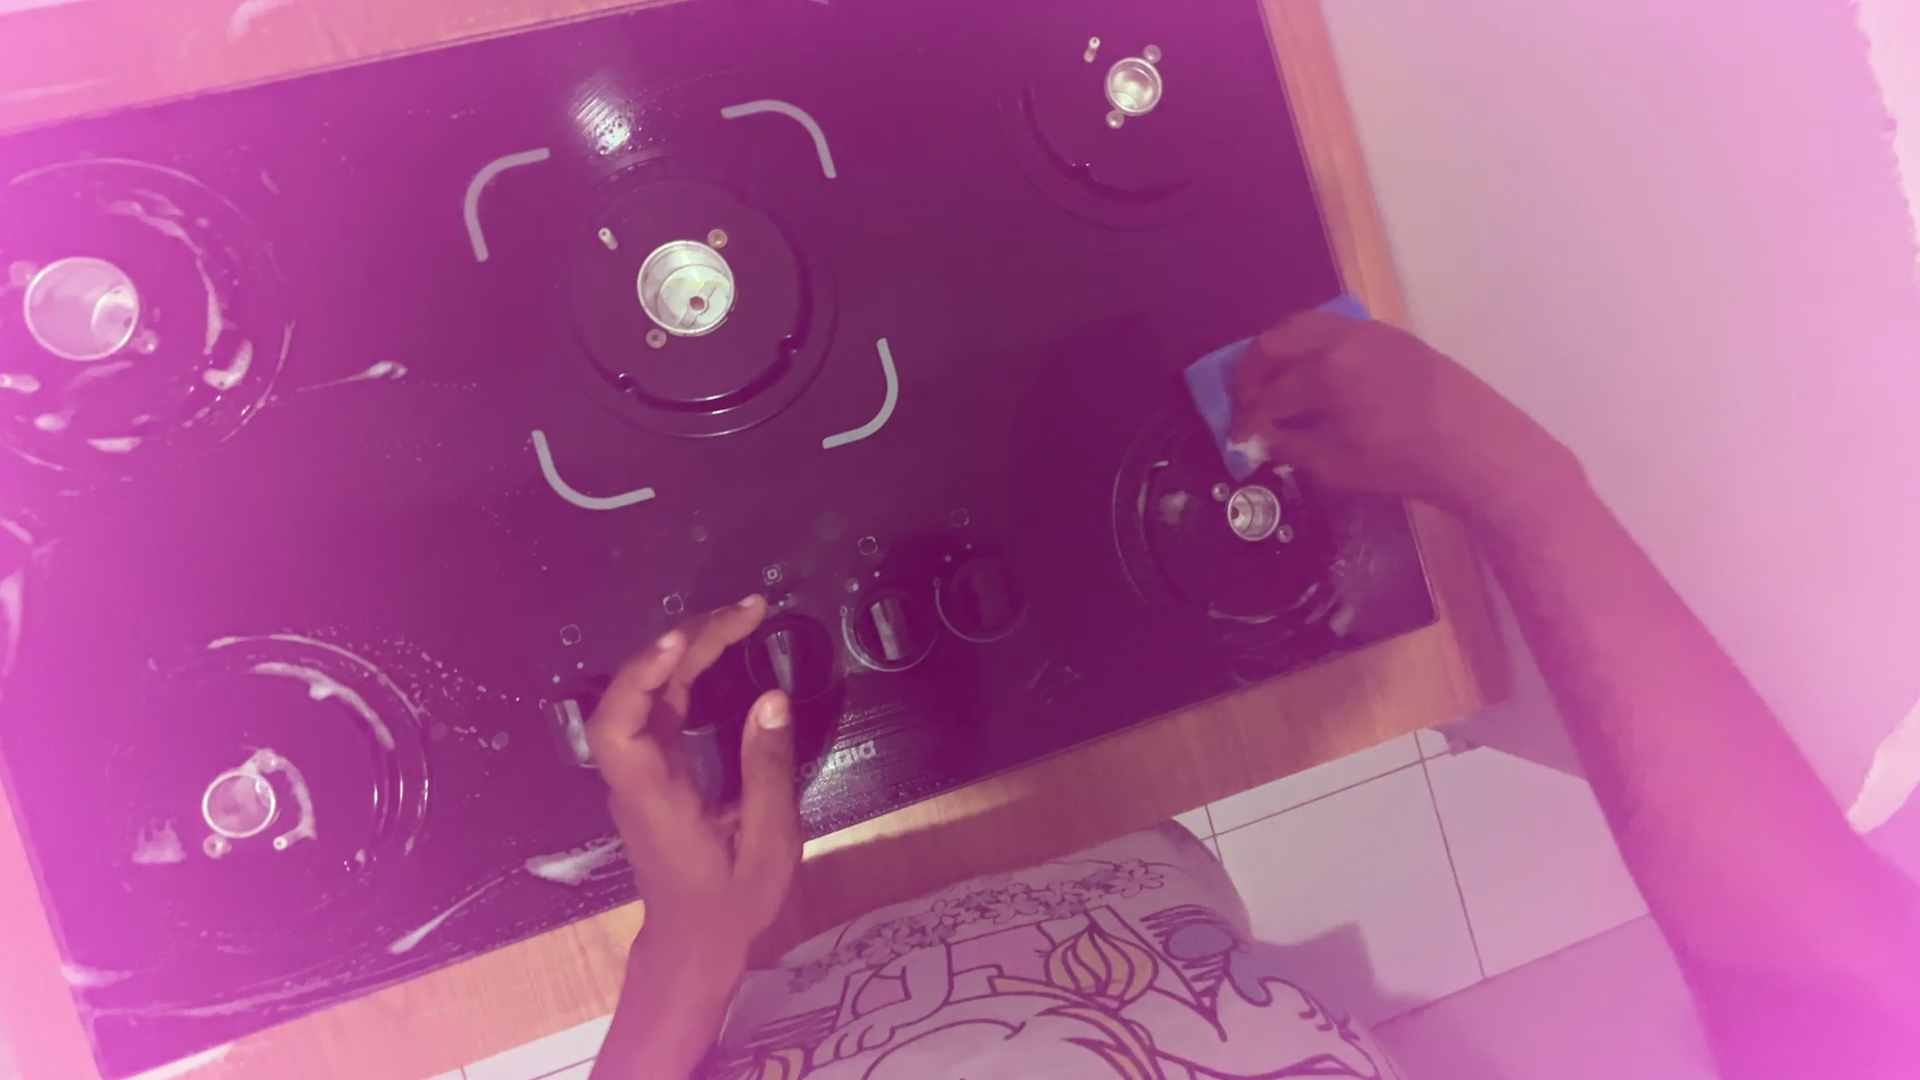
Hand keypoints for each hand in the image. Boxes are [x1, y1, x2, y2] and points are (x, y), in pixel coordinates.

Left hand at [585, 594, 799, 987]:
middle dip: (689, 641)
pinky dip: (690, 669)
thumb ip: (767, 770)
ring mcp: (644, 766)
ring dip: (691, 647)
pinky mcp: (659, 764)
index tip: (682, 640)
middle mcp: (637, 773)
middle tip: (749, 610)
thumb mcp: (767, 843)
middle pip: (640, 691)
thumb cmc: (729, 903)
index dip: (640, 677)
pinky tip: (719, 649)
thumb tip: (773, 697)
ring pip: (651, 690)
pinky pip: (665, 703)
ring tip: (741, 616)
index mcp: (653, 796)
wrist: (693, 942)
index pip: (618, 727)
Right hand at [1227, 313, 1582, 525]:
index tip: (1236, 439)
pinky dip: (1306, 348)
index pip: (1267, 395)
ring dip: (1276, 354)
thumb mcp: (1333, 464)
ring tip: (1270, 384)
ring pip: (1301, 326)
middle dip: (1249, 375)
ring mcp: (1367, 332)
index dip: (1246, 420)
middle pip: (1274, 343)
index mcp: (1326, 372)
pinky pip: (1331, 330)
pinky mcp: (1387, 336)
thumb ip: (1287, 446)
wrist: (1476, 448)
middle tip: (1244, 404)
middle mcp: (1341, 340)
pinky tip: (1309, 377)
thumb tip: (1261, 438)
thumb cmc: (1402, 462)